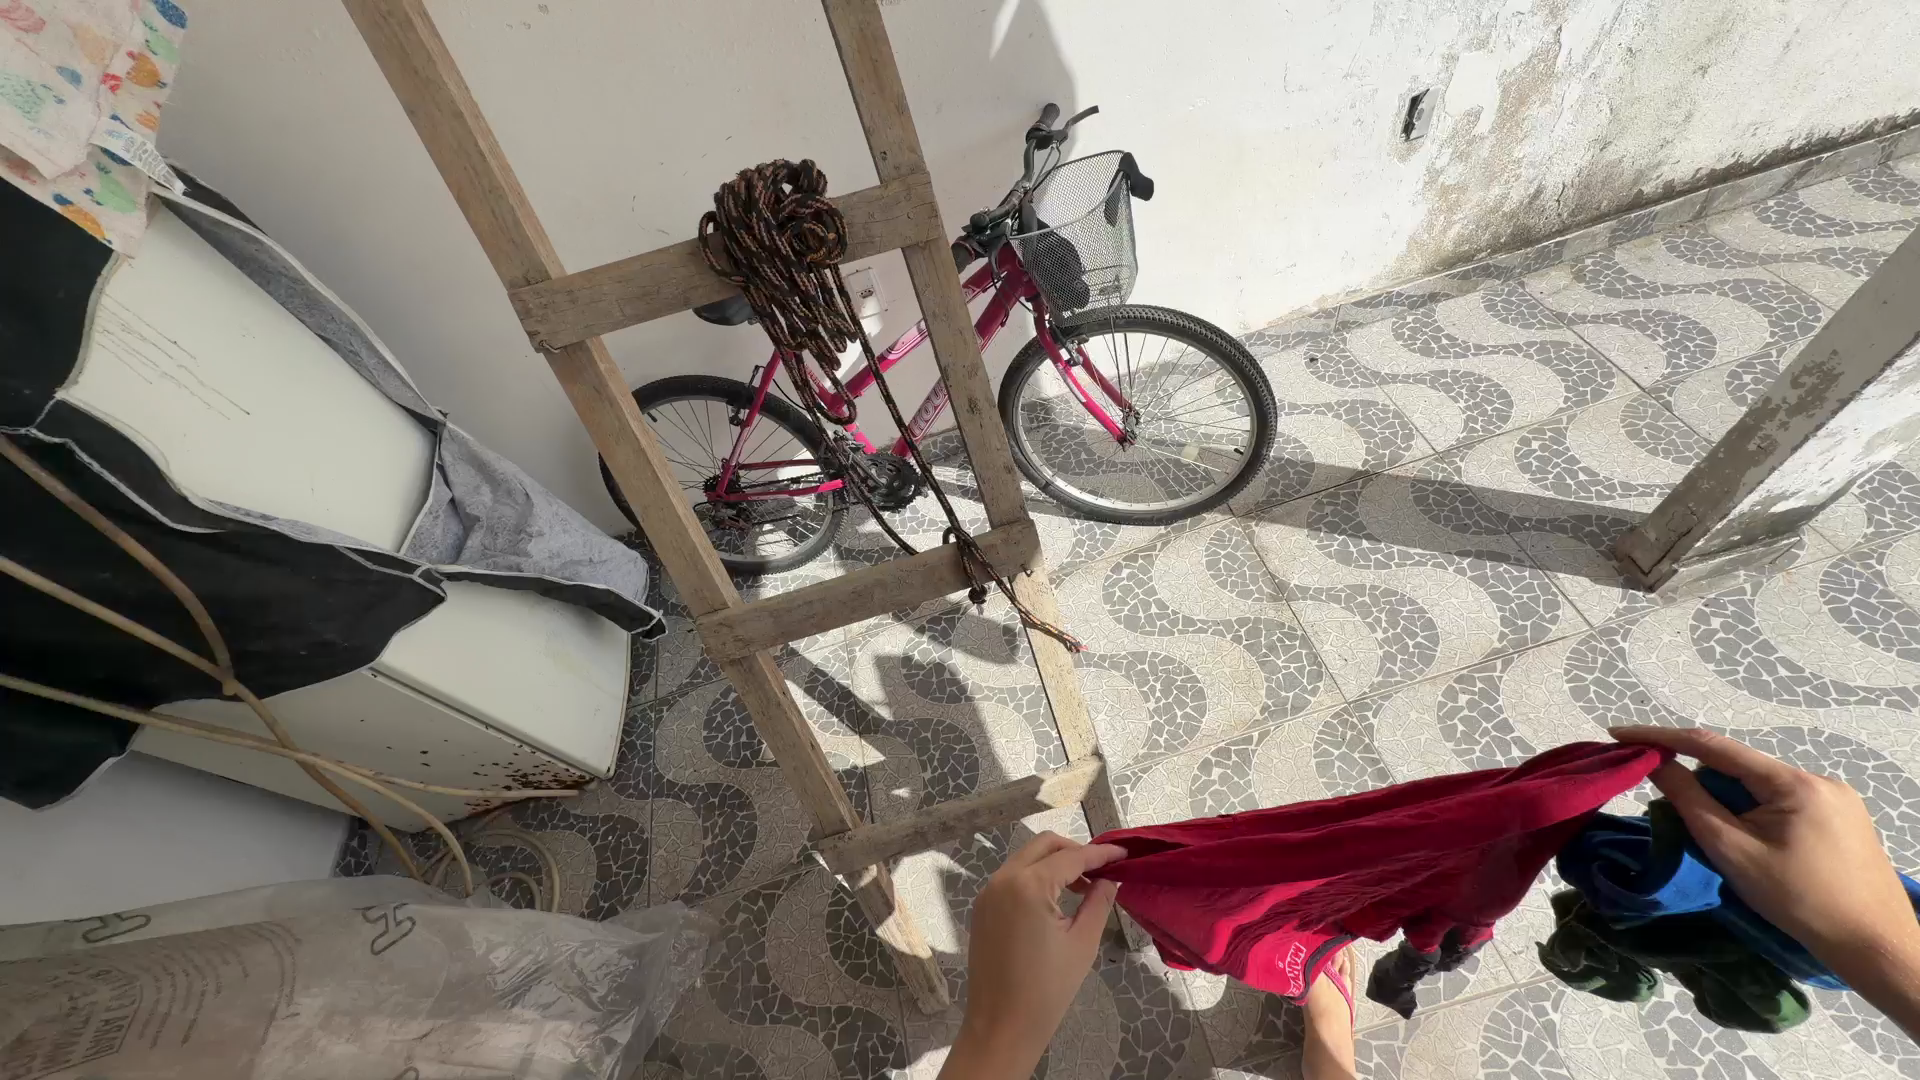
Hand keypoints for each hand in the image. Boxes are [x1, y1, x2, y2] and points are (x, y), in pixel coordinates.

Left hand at [939, 832, 1124, 1079]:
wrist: (1000, 1028)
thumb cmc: (1046, 991)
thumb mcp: (1082, 944)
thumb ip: (1098, 903)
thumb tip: (1109, 879)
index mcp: (1028, 885)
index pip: (1071, 857)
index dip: (1099, 853)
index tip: (1123, 852)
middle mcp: (1003, 878)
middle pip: (1044, 845)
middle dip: (1074, 850)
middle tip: (1101, 870)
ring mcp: (988, 890)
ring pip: (1026, 857)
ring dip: (1055, 863)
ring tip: (1083, 887)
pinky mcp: (983, 905)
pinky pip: (1013, 876)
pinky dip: (1036, 876)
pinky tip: (1055, 899)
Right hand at [1610, 726, 1919, 973]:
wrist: (1877, 948)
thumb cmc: (1797, 897)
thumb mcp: (1728, 845)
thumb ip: (1686, 796)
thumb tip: (1653, 761)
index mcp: (1794, 783)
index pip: (1711, 745)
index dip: (1659, 736)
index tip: (1617, 734)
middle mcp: (1818, 781)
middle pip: (1734, 766)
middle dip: (1698, 781)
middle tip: (1673, 811)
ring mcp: (1834, 799)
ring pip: (1753, 783)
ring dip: (1724, 799)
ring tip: (1717, 835)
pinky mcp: (1839, 817)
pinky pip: (1775, 798)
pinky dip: (1747, 810)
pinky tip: (1746, 837)